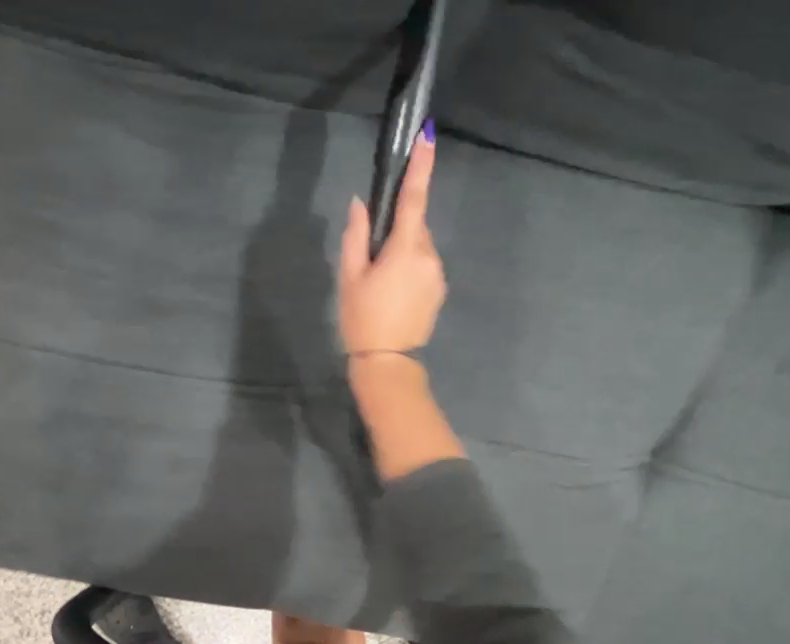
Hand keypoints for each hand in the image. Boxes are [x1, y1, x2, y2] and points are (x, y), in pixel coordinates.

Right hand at [337, 134, 444, 357]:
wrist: (386, 361)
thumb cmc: (362, 318)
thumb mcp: (349, 276)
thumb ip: (356, 236)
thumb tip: (360, 204)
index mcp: (405, 248)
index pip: (414, 198)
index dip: (421, 166)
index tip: (428, 137)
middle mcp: (428, 255)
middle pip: (414, 226)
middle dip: (396, 232)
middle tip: (372, 262)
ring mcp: (437, 274)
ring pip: (419, 248)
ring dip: (402, 255)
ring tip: (380, 286)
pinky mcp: (439, 290)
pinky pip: (424, 268)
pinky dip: (409, 271)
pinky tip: (393, 296)